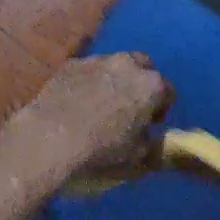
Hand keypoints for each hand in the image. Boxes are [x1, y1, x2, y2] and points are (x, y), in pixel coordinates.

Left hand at [0, 53, 171, 183]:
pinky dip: (88, 82)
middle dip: (140, 85)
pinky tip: (77, 103)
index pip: (169, 91)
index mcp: (150, 85)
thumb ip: (151, 144)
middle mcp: (126, 64)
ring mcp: (96, 60)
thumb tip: (149, 137)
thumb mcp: (138, 160)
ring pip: (114, 65)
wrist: (50, 139)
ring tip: (100, 106)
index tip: (150, 126)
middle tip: (130, 109)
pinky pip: (87, 70)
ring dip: (114, 81)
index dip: (162, 109)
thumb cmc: (101, 152)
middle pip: (143, 67)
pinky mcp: (70, 64)